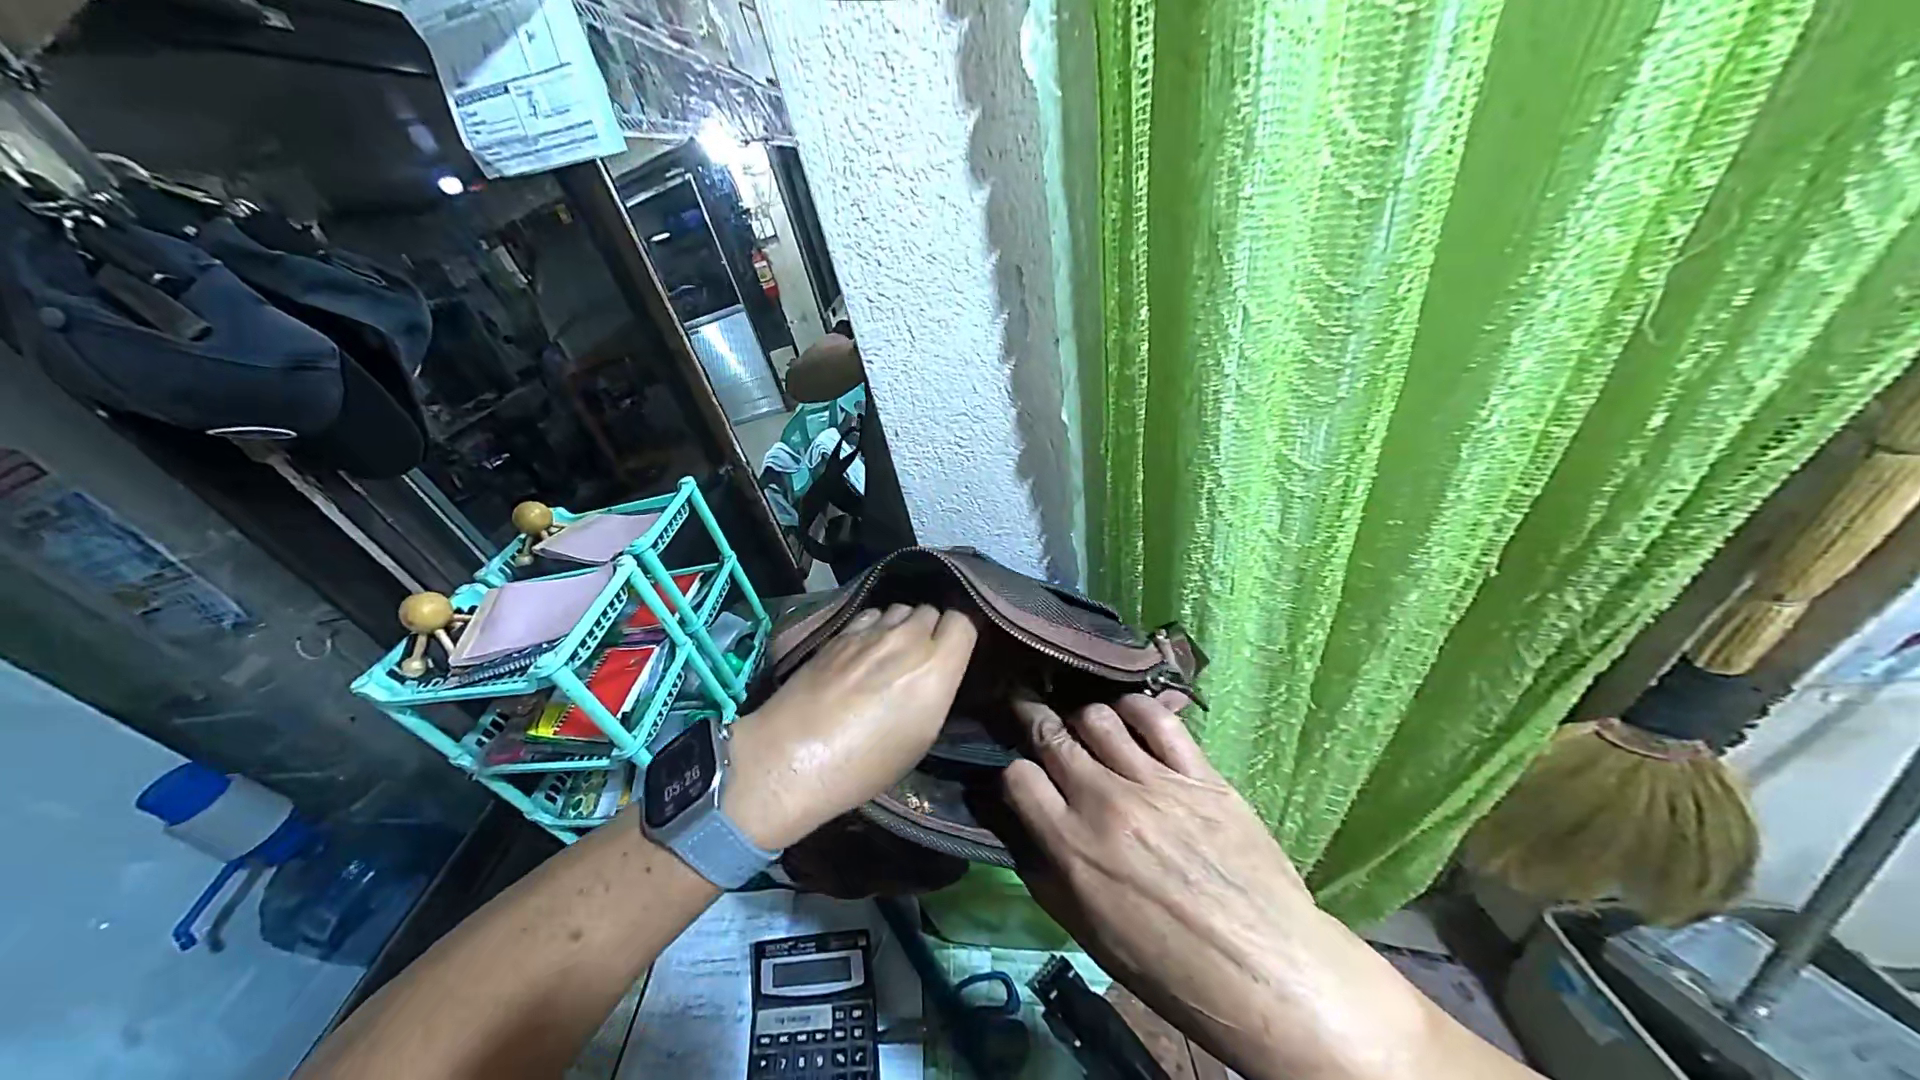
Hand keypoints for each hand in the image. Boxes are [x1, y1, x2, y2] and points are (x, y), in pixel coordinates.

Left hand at [724, 604, 976, 849]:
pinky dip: (876, 625)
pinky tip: (865, 649)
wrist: (792, 757)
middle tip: (922, 656)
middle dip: (932, 629)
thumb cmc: (865, 765)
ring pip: (901, 608)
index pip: (964, 621)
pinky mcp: (840, 632)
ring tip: (893, 651)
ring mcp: (870, 632)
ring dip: (903, 625)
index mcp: (935, 668)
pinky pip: (872, 615)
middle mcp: (907, 640)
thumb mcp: (921, 737)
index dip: (961, 635)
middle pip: (932, 610)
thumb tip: (937, 669)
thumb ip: (938, 690)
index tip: (954, 652)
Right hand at [1004, 695, 1484, 1079]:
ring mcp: (1154, 781)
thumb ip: (1045, 870)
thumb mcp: (1086, 931)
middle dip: (1030, 716)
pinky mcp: (1198, 773)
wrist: (1265, 969)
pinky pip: (1157, 718)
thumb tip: (1021, 826)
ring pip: (1098, 717)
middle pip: (1051, 734)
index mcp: (1072, 845)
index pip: (1018, 776)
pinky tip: (1130, 713)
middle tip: (1026, 707)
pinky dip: (1136, 708)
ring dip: (1082, 715)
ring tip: (1084, 721)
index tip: (1021, 774)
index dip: (1012, 770)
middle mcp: (1105, 801)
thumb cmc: (1168, 965)